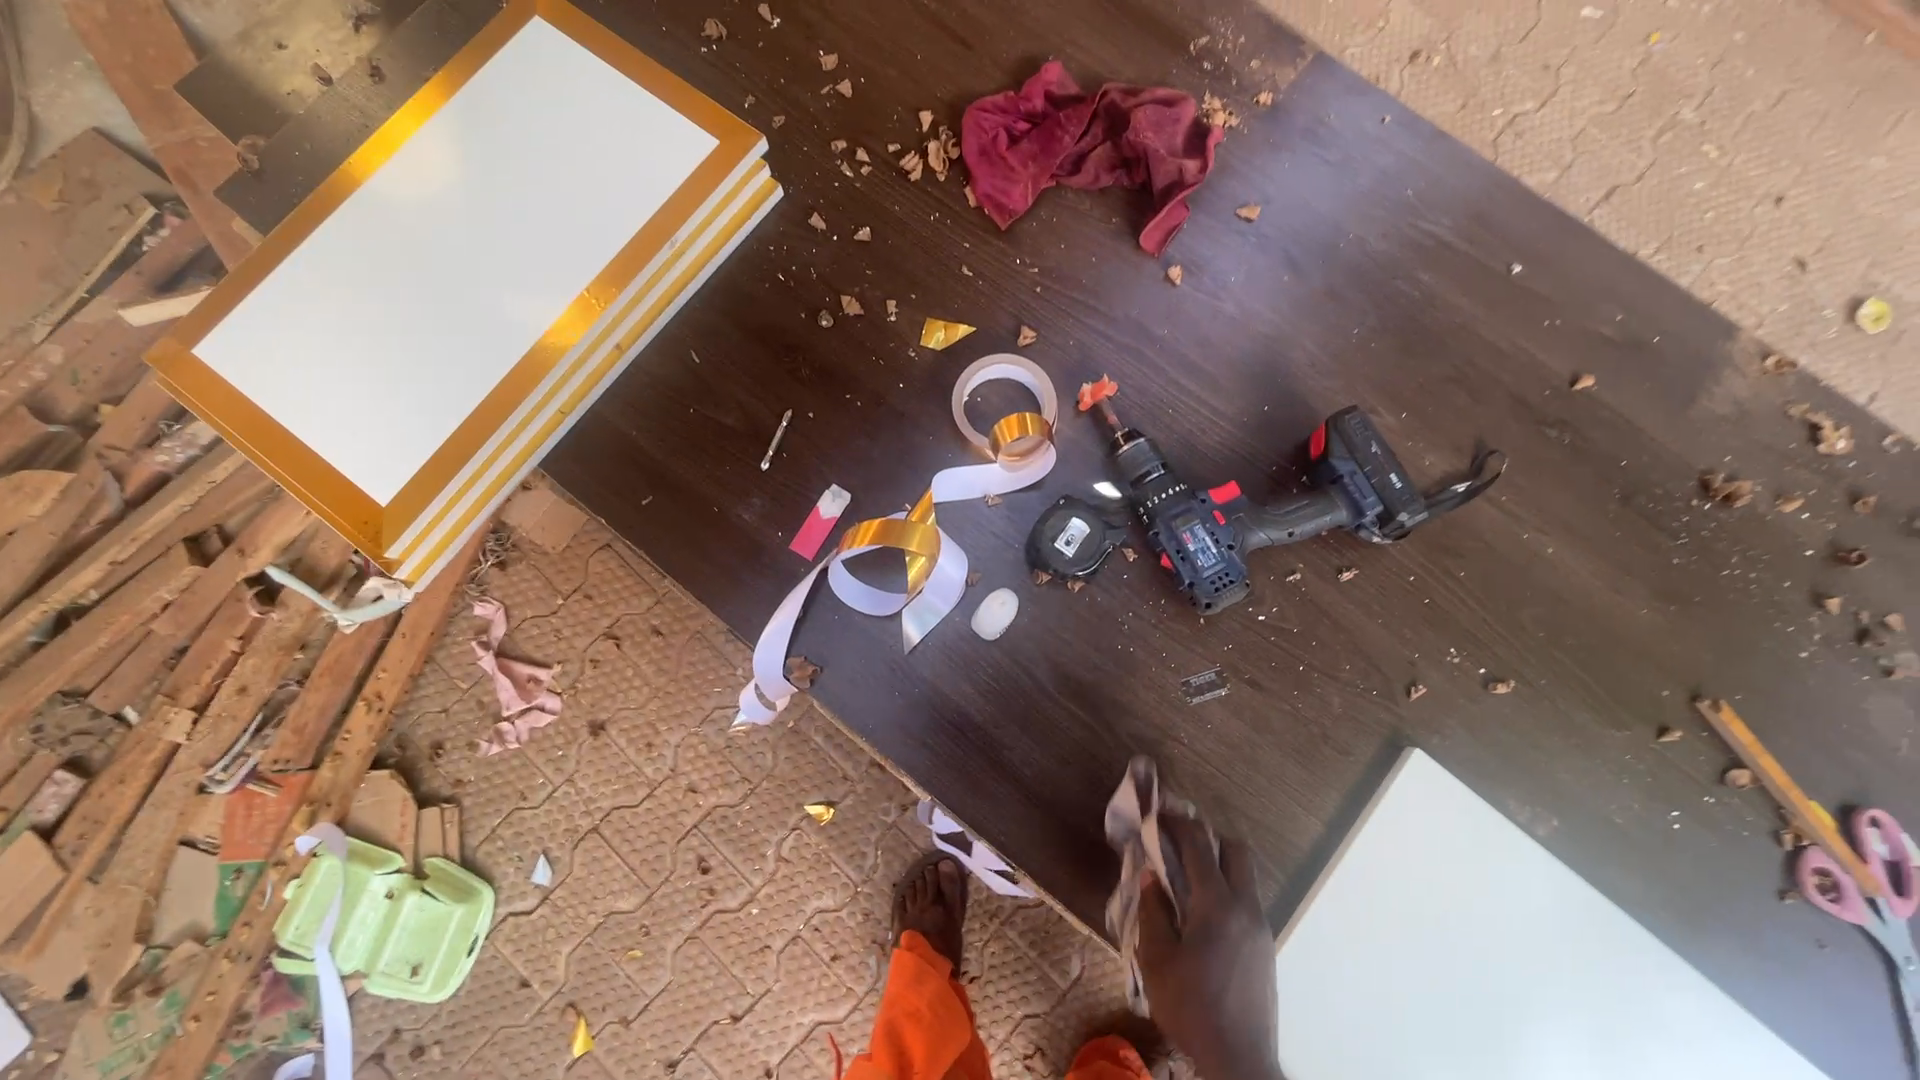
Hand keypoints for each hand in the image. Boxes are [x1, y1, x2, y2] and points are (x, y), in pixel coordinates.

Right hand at [1137, 814, 1281, 1079]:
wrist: (1239, 1058)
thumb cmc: (1190, 1007)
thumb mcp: (1157, 959)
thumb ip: (1154, 910)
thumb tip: (1151, 875)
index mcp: (1217, 904)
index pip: (1200, 846)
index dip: (1179, 823)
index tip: (1160, 812)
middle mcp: (1246, 907)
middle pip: (1237, 851)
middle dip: (1209, 838)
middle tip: (1178, 844)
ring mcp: (1261, 928)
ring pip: (1246, 877)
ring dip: (1219, 866)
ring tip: (1186, 881)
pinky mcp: (1265, 948)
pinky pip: (1247, 902)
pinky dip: (1227, 892)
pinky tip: (1203, 916)